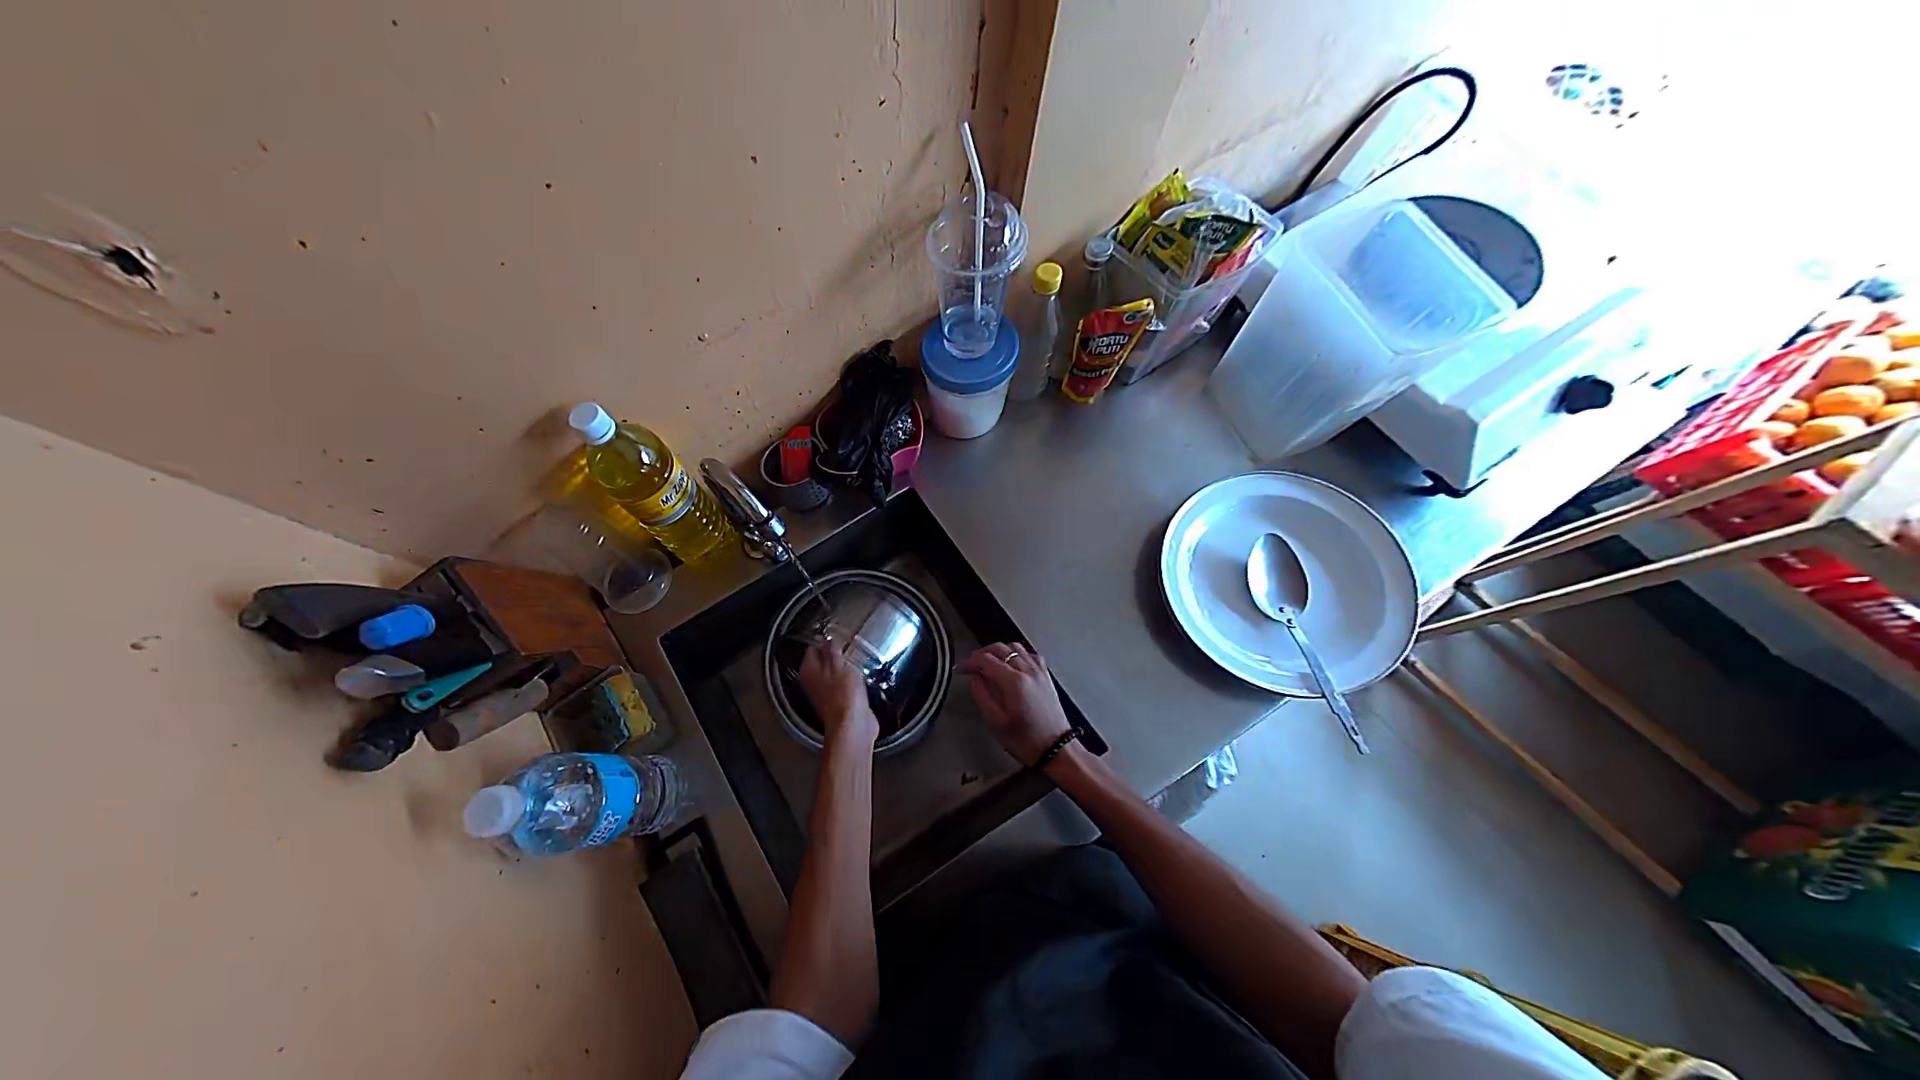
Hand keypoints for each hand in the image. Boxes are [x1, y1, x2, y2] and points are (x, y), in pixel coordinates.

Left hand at [798, 643, 878, 747]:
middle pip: (822, 662)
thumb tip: (828, 640)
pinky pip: (844, 686)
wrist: (854, 725)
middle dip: (835, 655)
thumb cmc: (844, 695)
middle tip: (849, 649)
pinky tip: (860, 679)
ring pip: (834, 674)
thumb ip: (832, 650)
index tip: (837, 637)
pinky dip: (851, 681)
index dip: (824, 641)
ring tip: (856, 662)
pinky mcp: (840, 703)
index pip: (812, 649)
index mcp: (809, 671)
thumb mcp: (839, 665)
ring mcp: (826, 694)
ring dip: (845, 668)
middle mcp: (814, 683)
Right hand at [958, 643, 1071, 765]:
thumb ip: (981, 695)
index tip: (962, 668)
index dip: (970, 661)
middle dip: (981, 653)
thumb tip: (974, 678)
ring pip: (1015, 647)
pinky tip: (1012, 662)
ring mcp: (1038, 671)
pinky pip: (1030, 654)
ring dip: (999, 650)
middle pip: (1000, 648)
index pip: (985, 659)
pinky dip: (1017, 653)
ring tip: (989, 662)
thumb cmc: (1026, 740)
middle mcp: (1027, 671)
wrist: (1055, 748)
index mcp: (1013, 682)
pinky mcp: (1045, 676)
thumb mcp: (995, 722)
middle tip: (971, 664)